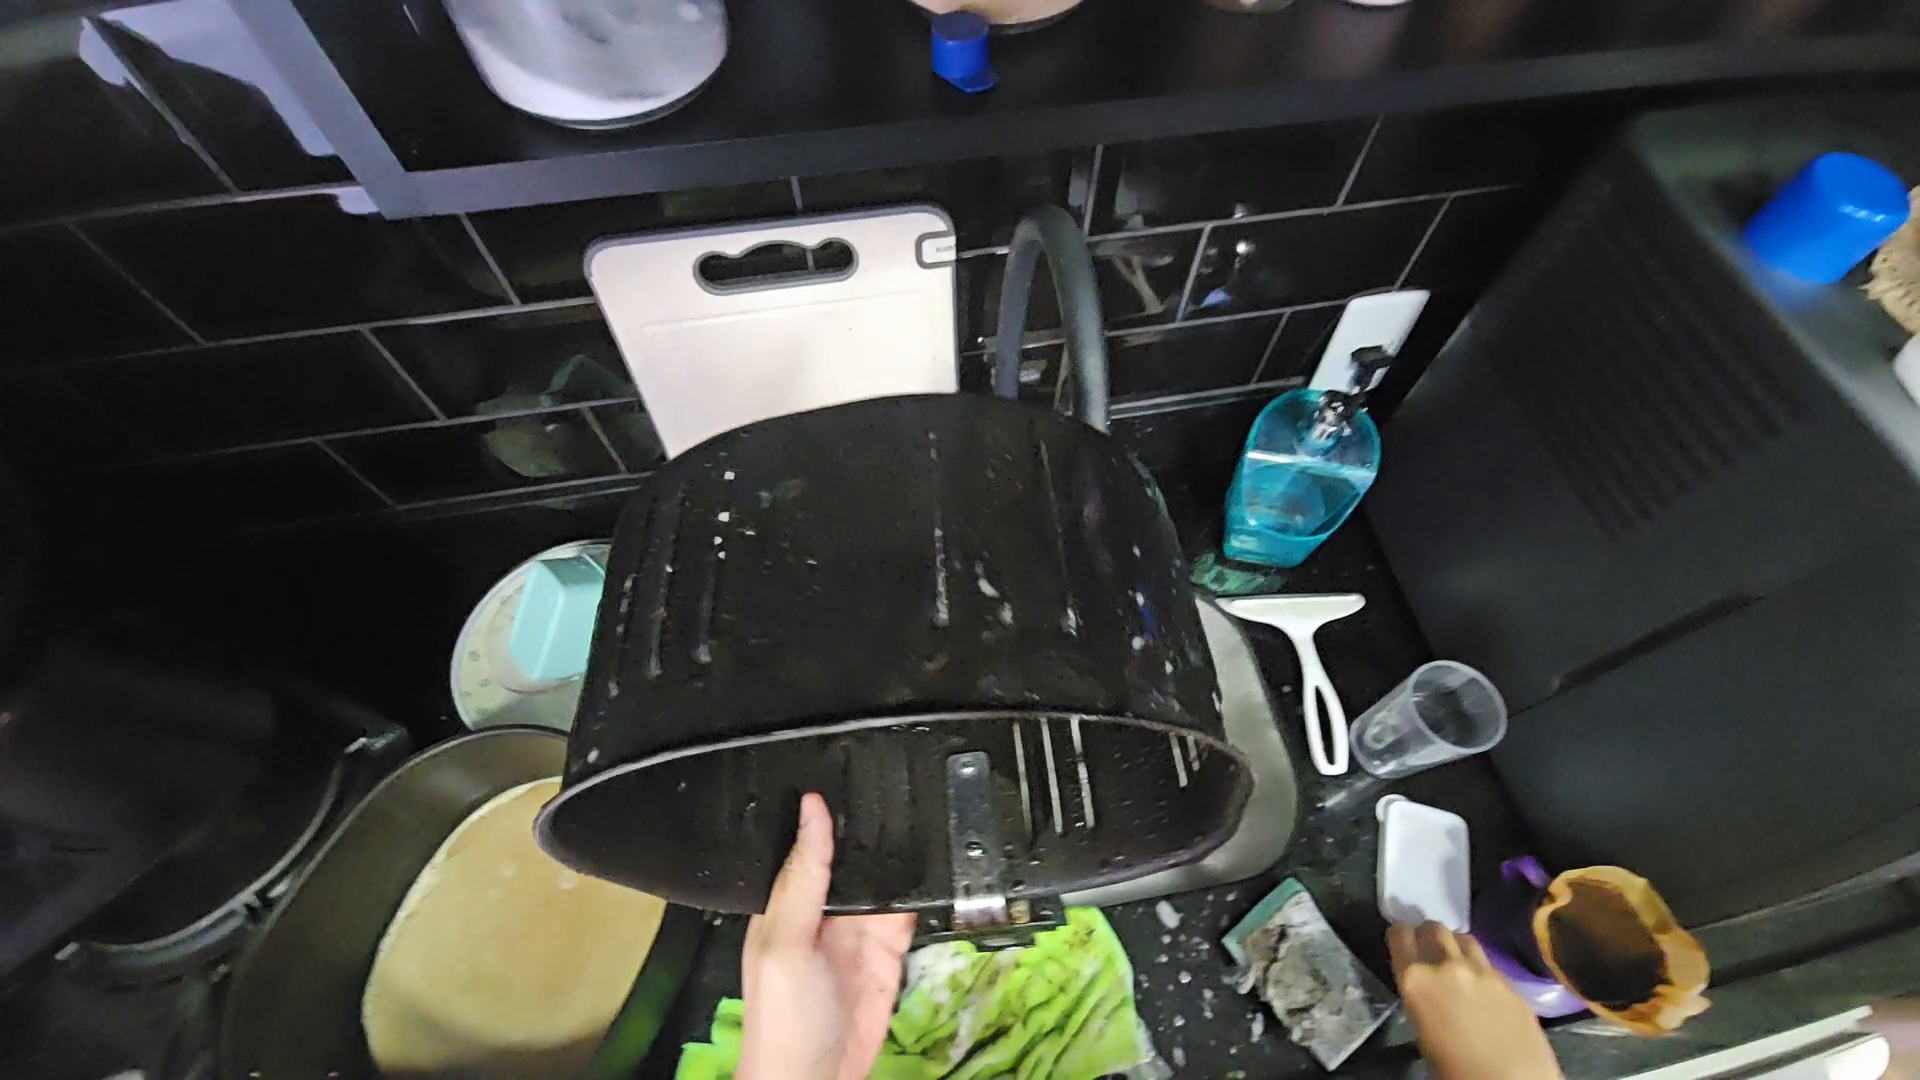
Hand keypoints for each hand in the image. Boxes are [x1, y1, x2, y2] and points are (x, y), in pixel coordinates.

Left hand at [737, 793, 917, 1079]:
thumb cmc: (783, 1016)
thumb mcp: (785, 940)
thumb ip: (802, 875)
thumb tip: (811, 807)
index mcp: (789, 895)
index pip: (810, 838)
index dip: (827, 805)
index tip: (850, 760)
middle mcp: (825, 904)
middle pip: (853, 850)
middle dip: (873, 819)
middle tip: (900, 769)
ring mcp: (860, 924)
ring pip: (885, 872)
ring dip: (901, 846)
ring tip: (925, 795)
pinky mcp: (890, 945)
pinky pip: (909, 904)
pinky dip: (923, 884)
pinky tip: (938, 852)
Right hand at [1389, 921, 1564, 1079]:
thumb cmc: (1455, 1070)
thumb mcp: (1420, 1027)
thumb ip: (1420, 994)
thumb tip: (1426, 986)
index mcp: (1415, 979)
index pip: (1399, 933)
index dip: (1401, 937)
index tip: (1405, 945)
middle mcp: (1446, 966)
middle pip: (1433, 928)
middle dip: (1429, 936)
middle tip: (1432, 953)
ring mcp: (1482, 972)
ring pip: (1464, 938)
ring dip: (1457, 947)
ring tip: (1460, 965)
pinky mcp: (1511, 985)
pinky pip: (1490, 966)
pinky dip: (1483, 971)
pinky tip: (1487, 993)